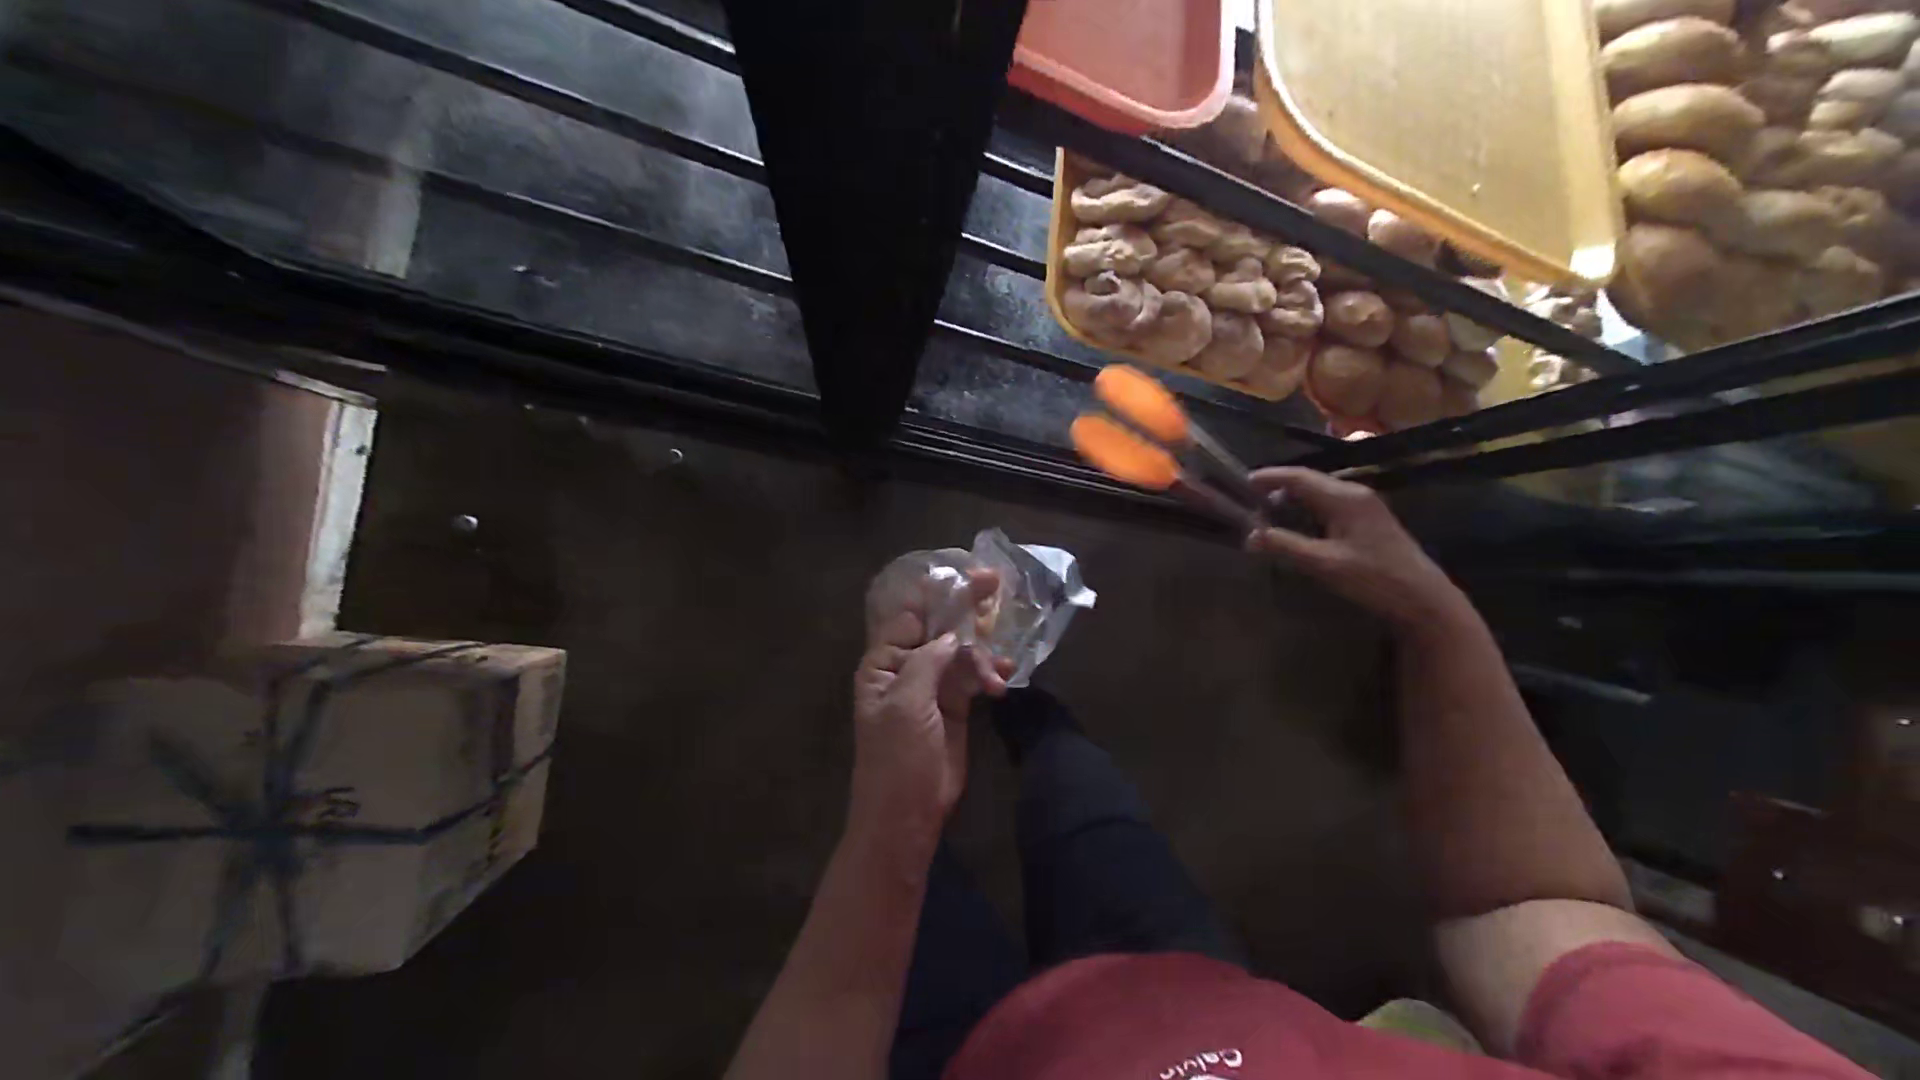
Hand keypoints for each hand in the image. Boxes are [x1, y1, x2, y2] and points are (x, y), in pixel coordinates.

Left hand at [849, 567, 1010, 852]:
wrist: (909, 813)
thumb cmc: (897, 757)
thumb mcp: (906, 705)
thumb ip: (929, 662)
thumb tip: (953, 635)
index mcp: (883, 663)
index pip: (908, 615)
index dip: (935, 592)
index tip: (964, 573)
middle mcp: (907, 667)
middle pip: (939, 626)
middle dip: (965, 607)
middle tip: (996, 583)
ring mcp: (933, 686)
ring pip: (961, 651)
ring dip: (982, 652)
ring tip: (1000, 665)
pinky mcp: (956, 706)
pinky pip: (974, 676)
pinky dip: (989, 673)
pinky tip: (1003, 678)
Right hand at [1244, 467, 1468, 634]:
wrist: (1424, 599)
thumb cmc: (1373, 578)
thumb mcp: (1323, 564)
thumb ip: (1285, 546)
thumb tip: (1250, 535)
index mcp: (1344, 498)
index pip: (1299, 477)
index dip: (1270, 477)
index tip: (1243, 481)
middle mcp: (1355, 494)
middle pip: (1310, 481)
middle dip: (1279, 486)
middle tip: (1251, 498)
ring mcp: (1365, 506)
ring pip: (1320, 492)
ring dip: (1294, 497)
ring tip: (1268, 510)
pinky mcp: (1369, 520)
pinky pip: (1331, 503)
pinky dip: (1308, 507)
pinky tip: (1298, 523)